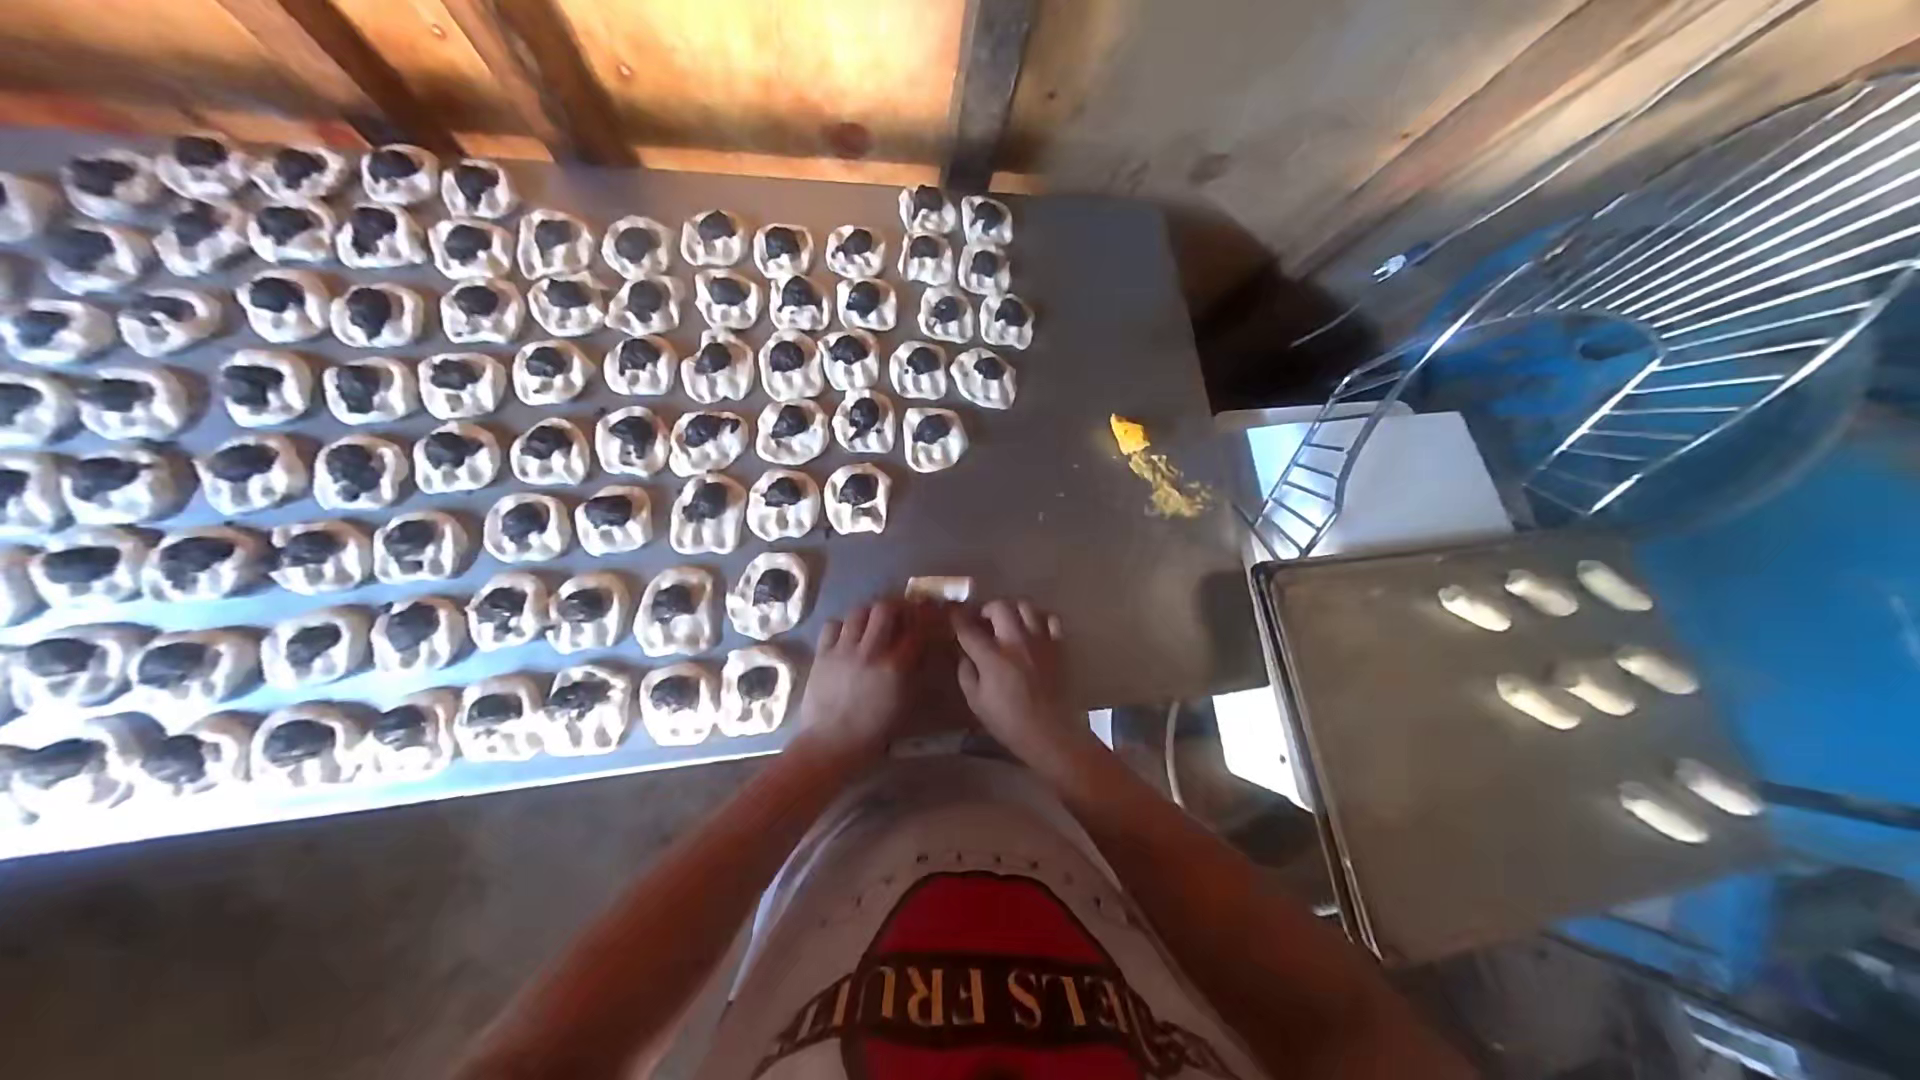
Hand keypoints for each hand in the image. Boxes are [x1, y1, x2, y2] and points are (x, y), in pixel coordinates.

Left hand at [792, 599, 924, 765]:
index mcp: (894, 667)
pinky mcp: (822, 654)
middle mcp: (870, 651)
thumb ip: (912, 673)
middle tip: (897, 616)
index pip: (915, 630)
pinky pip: (833, 625)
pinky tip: (846, 638)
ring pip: (858, 612)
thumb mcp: (903, 703)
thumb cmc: (873, 731)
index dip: (923, 621)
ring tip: (871, 624)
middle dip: (895, 608)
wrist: (831, 744)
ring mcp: (843, 650)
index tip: (925, 619)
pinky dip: (842, 627)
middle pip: (885, 609)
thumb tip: (918, 650)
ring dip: (868, 615)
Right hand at [951, 599, 1094, 768]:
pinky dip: (1040, 618)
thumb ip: (967, 673)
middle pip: (999, 607)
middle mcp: (1016, 641)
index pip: (968, 628)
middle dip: (985, 608)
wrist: (1050, 734)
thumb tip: (965, 654)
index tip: (951, 612)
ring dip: (1012, 609)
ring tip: (1007, 620)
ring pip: (1026, 606)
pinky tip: (1033, 628)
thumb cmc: (1009, 723)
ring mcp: (1040, 641)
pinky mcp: (1058, 647)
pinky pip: (1051, 619)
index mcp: (992, 657)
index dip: (956, 617)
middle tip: (982, 620)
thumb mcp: (976, 702)